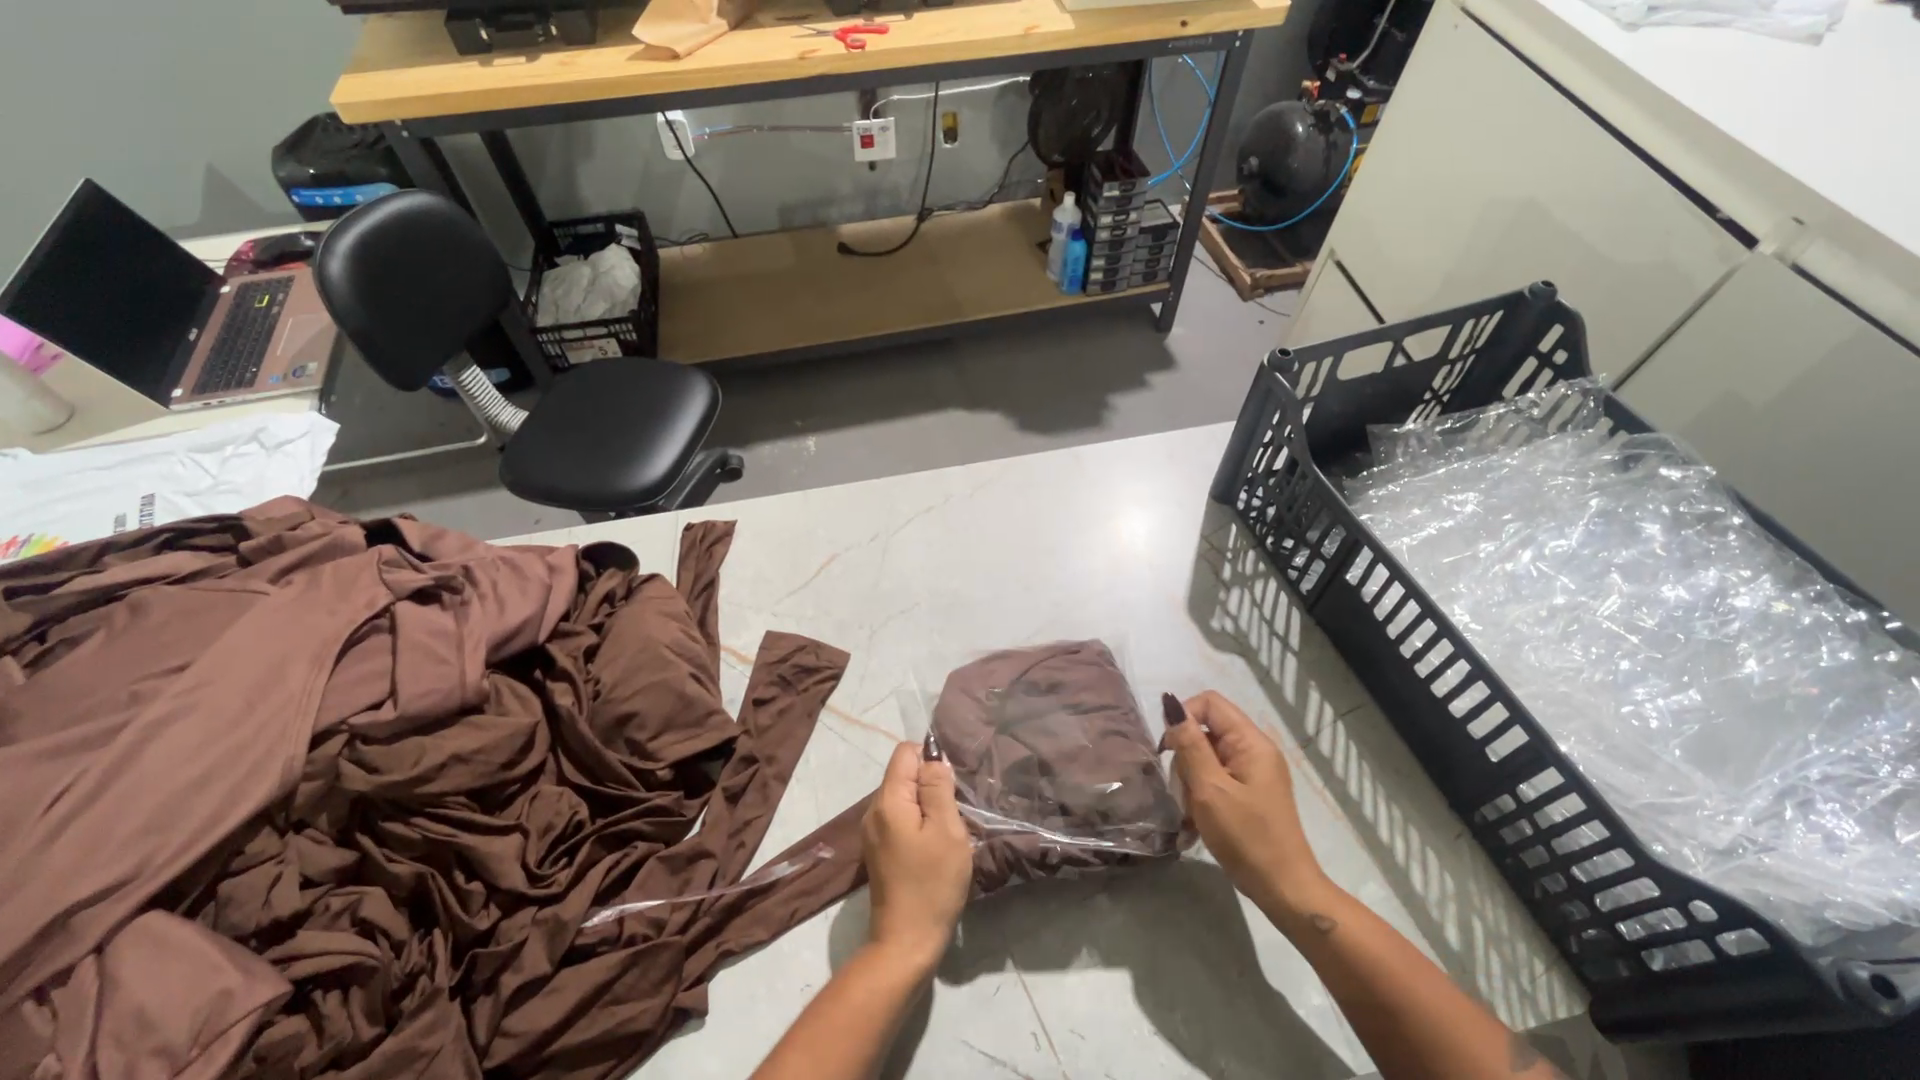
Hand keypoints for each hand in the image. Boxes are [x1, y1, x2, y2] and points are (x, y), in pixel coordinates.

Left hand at [862, 742, 973, 970]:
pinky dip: (919, 823)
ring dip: (927, 805)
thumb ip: (938, 788)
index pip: (905, 752)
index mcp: (888, 800)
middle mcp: (874, 810)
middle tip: (956, 811)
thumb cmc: (932, 883)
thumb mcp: (946, 830)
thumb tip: (933, 758)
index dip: (931, 759)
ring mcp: (873, 831)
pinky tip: (935, 846)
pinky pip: (900, 819)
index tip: (953, 786)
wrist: (907, 940)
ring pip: (904, 798)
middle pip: (903, 774)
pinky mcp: (879, 849)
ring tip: (948, 830)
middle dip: (930, 783)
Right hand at [1163, 691, 1329, 918]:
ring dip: (1191, 781)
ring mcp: (1254, 773)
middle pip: (1206, 730)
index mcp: (1251, 742)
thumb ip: (1189, 744)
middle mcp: (1255, 750)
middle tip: (1184, 792)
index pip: (1209, 703)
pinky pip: (1217, 779)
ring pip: (1207, 757)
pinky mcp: (1250, 793)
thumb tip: (1170, 703)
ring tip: (1192, 813)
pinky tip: (1198, 821)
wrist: (1283, 888)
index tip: (1167, 752)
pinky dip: (1202, 795)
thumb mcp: (1210, 789)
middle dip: (1186, 757)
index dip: (1182, 718)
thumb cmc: (1246, 837)